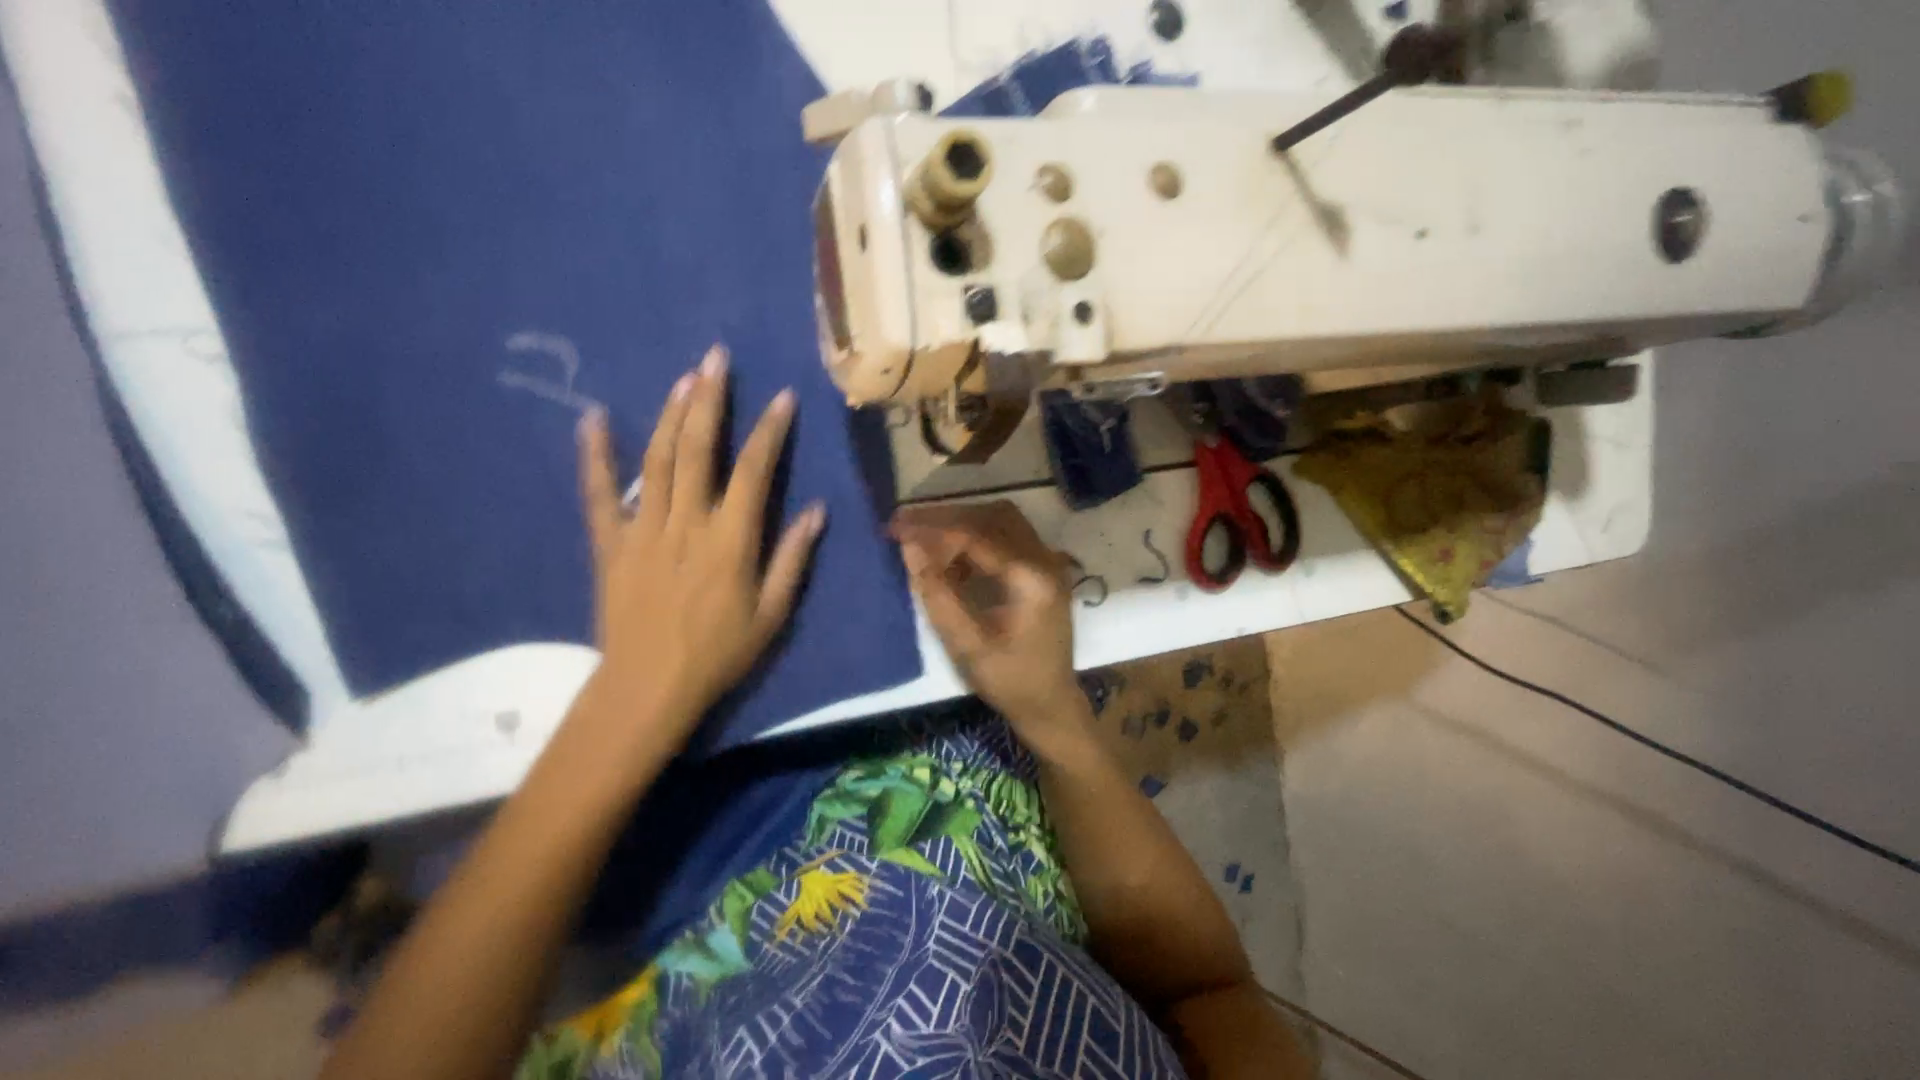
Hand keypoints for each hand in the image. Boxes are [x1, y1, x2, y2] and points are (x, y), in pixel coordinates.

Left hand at [577, 343, 824, 745]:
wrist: (648, 687)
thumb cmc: (718, 654)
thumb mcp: (771, 614)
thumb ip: (792, 559)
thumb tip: (817, 511)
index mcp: (730, 540)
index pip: (754, 470)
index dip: (769, 430)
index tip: (780, 396)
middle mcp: (687, 523)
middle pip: (698, 449)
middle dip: (710, 399)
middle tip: (716, 357)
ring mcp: (643, 530)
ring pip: (657, 460)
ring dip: (669, 414)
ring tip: (683, 377)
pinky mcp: (609, 543)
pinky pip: (599, 494)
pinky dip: (595, 456)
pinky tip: (592, 418)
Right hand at [892, 502, 1086, 740]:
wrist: (1051, 705)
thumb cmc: (1010, 681)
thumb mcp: (966, 645)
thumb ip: (938, 594)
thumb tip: (910, 548)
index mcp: (1031, 577)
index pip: (975, 534)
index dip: (932, 527)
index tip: (895, 526)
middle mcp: (1045, 559)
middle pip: (991, 516)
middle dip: (946, 518)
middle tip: (906, 527)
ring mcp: (1049, 562)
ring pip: (1001, 521)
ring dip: (962, 525)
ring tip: (925, 541)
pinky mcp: (1043, 570)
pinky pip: (1009, 537)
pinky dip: (977, 538)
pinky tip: (951, 558)